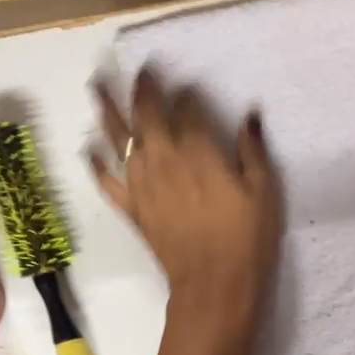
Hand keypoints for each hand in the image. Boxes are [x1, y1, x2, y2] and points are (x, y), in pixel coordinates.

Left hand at [91, 70, 281, 327]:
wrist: (213, 282)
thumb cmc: (246, 238)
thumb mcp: (264, 192)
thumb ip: (253, 152)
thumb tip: (249, 118)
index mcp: (198, 150)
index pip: (186, 109)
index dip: (186, 95)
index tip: (188, 88)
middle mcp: (163, 157)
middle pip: (146, 114)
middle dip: (144, 89)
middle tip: (142, 72)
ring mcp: (141, 182)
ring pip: (118, 137)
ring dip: (107, 110)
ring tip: (97, 87)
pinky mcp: (131, 207)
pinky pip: (107, 180)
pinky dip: (96, 163)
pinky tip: (90, 151)